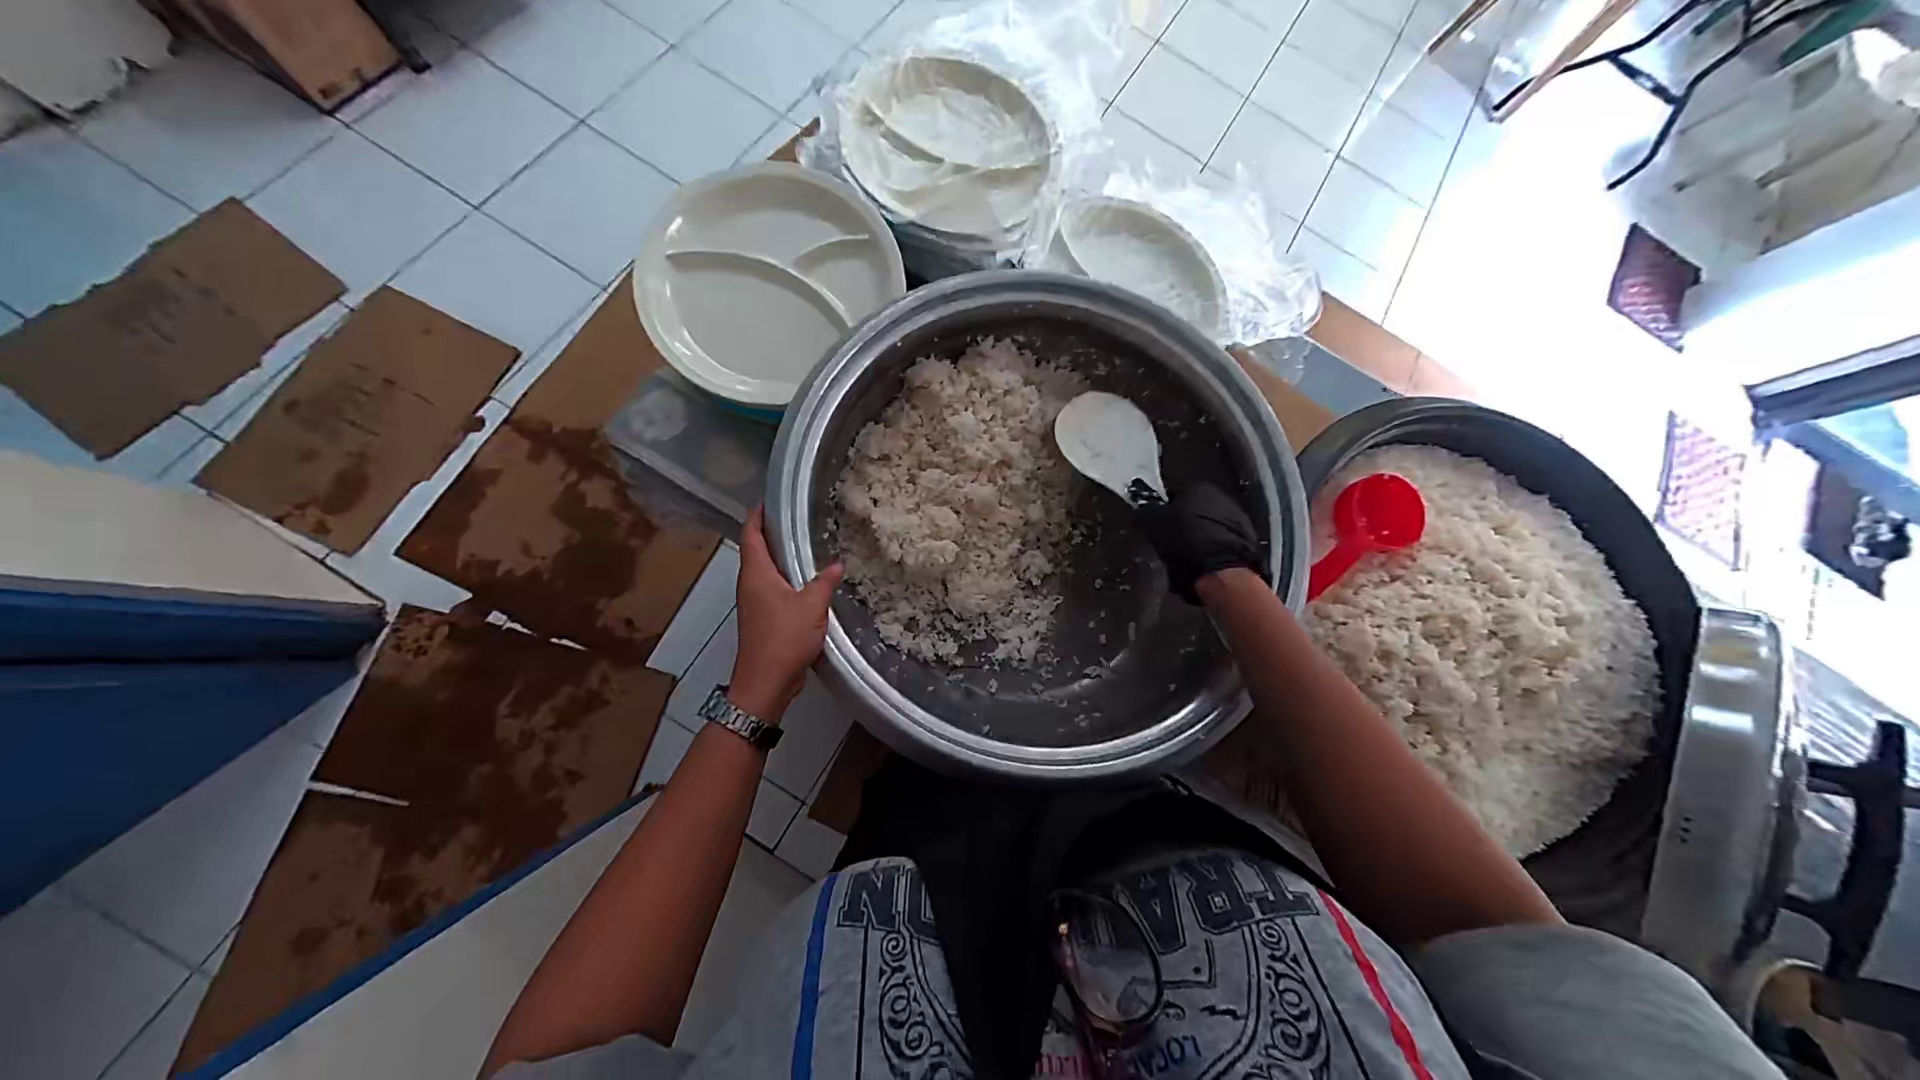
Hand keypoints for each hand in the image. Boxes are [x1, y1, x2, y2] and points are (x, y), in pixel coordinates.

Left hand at [729, 504, 843, 720]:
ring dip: (781, 558)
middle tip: (797, 519)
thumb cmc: (783, 638)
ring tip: (806, 546)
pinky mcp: (762, 619)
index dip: (757, 515)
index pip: (750, 533)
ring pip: (765, 571)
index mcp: (756, 573)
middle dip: (772, 533)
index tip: (769, 501)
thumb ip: (825, 582)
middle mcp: (750, 584)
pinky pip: (773, 590)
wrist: (766, 682)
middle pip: (756, 550)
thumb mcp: (812, 606)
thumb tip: (837, 564)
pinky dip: (786, 579)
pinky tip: (807, 582)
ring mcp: (754, 603)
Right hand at [1137, 482, 1264, 602]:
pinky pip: (1220, 542)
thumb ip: (1146, 512)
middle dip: (1181, 525)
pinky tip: (1203, 564)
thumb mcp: (1154, 526)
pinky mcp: (1247, 541)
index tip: (1154, 529)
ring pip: (1207, 527)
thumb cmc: (1184, 543)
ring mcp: (1238, 519)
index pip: (1172, 494)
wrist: (1222, 573)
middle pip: (1192, 510)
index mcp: (1199, 487)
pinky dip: (1211, 549)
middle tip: (1168, 544)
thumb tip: (1144, 509)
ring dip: (1197, 538)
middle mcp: (1222, 497)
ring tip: (1185, 558)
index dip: (1161, 512)